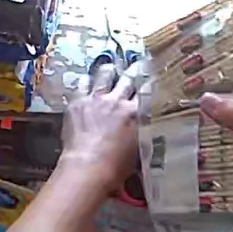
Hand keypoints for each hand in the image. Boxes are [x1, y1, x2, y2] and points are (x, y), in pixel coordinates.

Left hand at [57, 59, 139, 190]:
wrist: (87, 166)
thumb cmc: (116, 166)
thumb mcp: (138, 149)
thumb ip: (143, 133)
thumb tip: (146, 128)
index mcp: (136, 113)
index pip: (148, 91)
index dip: (152, 81)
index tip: (154, 76)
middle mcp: (118, 100)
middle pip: (128, 78)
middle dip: (134, 70)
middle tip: (137, 64)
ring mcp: (96, 98)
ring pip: (105, 75)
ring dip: (109, 71)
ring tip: (110, 69)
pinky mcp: (77, 101)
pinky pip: (82, 84)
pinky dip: (86, 81)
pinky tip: (86, 79)